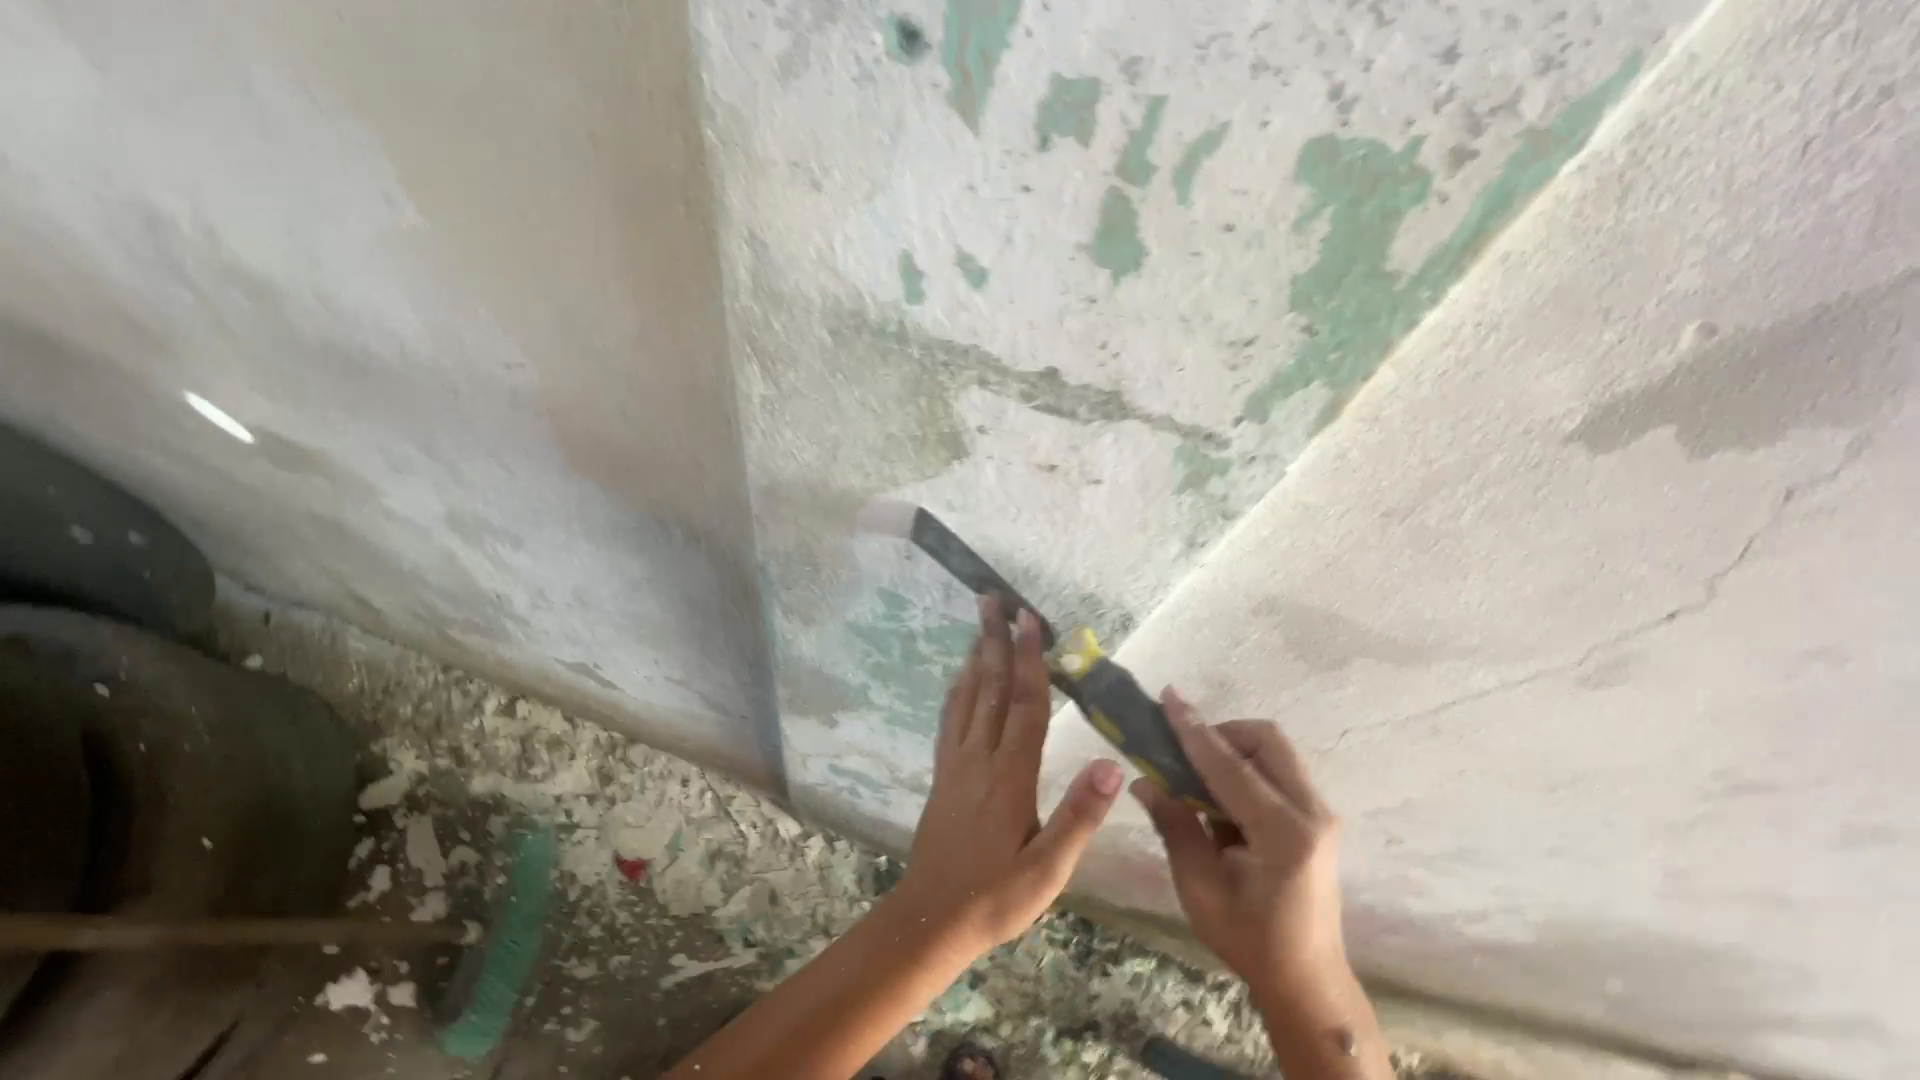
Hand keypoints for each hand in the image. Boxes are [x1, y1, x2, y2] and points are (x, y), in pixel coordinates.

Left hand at [891, 596, 1124, 950]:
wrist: (931, 920)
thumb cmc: (996, 898)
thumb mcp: (1048, 869)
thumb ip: (1079, 816)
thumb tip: (1111, 764)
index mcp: (1010, 777)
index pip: (1025, 705)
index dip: (1030, 660)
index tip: (1029, 619)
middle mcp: (979, 759)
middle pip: (991, 688)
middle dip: (996, 641)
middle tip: (994, 598)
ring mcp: (955, 765)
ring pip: (967, 698)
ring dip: (975, 657)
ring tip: (979, 622)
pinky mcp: (942, 777)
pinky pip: (950, 720)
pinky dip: (957, 690)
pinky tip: (961, 679)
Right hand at [1131, 690, 1347, 1004]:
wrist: (1304, 978)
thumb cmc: (1248, 939)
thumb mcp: (1200, 888)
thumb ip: (1176, 827)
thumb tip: (1145, 781)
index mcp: (1284, 834)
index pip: (1231, 767)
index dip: (1194, 731)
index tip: (1169, 697)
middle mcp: (1311, 813)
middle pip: (1267, 741)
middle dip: (1221, 734)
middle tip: (1184, 753)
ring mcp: (1320, 814)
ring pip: (1275, 753)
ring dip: (1233, 752)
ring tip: (1198, 782)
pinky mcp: (1317, 819)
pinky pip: (1278, 773)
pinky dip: (1246, 771)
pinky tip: (1220, 804)